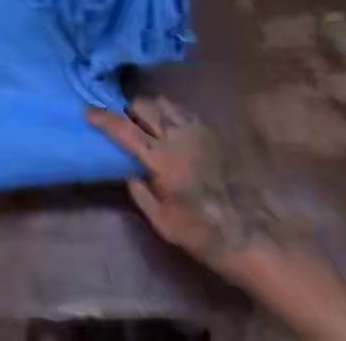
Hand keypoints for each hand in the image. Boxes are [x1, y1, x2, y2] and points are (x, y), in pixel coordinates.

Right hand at [89, 98, 279, 274]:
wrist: (258, 241)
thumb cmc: (205, 234)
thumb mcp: (163, 222)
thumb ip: (141, 193)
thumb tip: (130, 173)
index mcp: (160, 158)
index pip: (123, 128)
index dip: (102, 117)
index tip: (87, 110)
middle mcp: (177, 138)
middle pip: (144, 106)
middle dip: (130, 110)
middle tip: (126, 122)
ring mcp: (200, 134)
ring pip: (166, 104)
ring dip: (153, 110)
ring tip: (150, 124)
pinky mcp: (217, 137)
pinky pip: (187, 114)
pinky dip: (174, 116)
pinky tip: (176, 132)